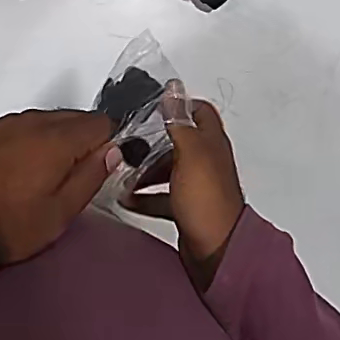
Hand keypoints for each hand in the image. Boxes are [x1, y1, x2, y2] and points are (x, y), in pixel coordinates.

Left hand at [0, 110, 114, 266]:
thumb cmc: (2, 224)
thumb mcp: (59, 214)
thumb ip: (91, 177)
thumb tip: (112, 153)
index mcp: (59, 140)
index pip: (103, 124)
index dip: (108, 146)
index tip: (101, 166)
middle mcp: (37, 122)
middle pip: (79, 118)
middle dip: (84, 142)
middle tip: (73, 177)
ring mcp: (13, 122)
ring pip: (54, 120)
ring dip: (59, 140)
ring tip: (45, 176)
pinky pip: (28, 125)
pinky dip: (34, 139)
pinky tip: (24, 168)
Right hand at [121, 98, 244, 290]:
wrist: (216, 251)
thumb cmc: (207, 199)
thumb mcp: (190, 152)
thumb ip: (180, 121)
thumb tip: (174, 89)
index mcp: (211, 142)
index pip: (198, 112)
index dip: (178, 106)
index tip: (154, 108)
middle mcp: (206, 161)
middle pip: (179, 141)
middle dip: (154, 141)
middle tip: (130, 144)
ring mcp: (197, 186)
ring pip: (168, 169)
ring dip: (146, 170)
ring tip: (124, 175)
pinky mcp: (187, 208)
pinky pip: (163, 197)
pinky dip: (146, 197)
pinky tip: (128, 200)